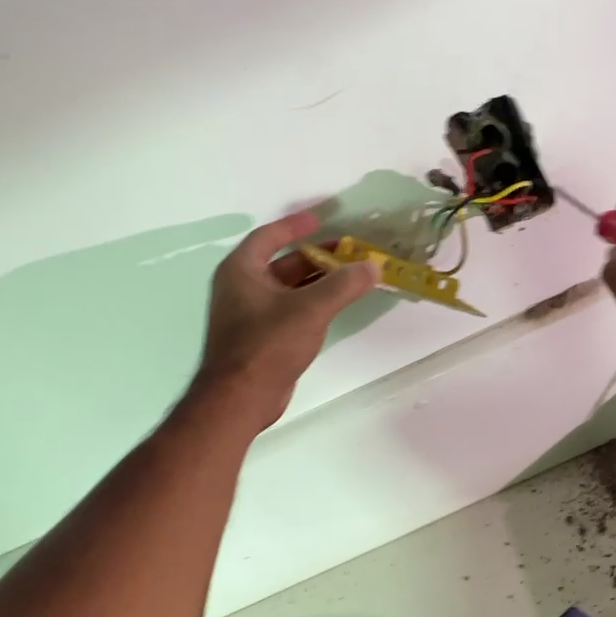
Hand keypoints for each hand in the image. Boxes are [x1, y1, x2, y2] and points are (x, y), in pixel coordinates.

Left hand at [190, 213, 378, 431]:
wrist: (242, 397)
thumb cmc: (268, 344)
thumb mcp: (310, 309)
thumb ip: (343, 285)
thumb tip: (373, 265)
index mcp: (242, 270)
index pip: (268, 236)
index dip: (295, 226)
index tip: (321, 219)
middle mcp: (242, 287)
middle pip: (284, 263)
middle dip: (317, 257)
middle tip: (350, 253)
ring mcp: (251, 314)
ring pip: (291, 288)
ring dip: (320, 282)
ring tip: (352, 278)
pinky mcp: (263, 337)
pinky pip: (292, 310)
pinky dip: (315, 303)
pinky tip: (337, 307)